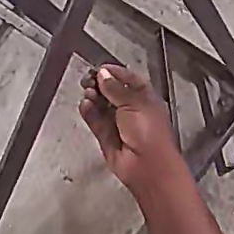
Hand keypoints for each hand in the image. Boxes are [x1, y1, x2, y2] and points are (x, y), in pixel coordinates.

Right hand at [79, 64, 189, 194]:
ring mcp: (119, 124)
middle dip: (101, 85)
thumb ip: (115, 88)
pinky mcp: (107, 137)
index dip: (116, 73)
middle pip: (113, 93)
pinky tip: (85, 105)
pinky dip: (89, 113)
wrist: (147, 165)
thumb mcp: (134, 103)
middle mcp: (133, 110)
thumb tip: (103, 74)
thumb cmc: (149, 132)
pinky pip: (96, 121)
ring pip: (102, 106)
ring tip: (86, 91)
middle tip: (88, 79)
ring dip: (94, 98)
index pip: (130, 80)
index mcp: (146, 99)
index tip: (100, 68)